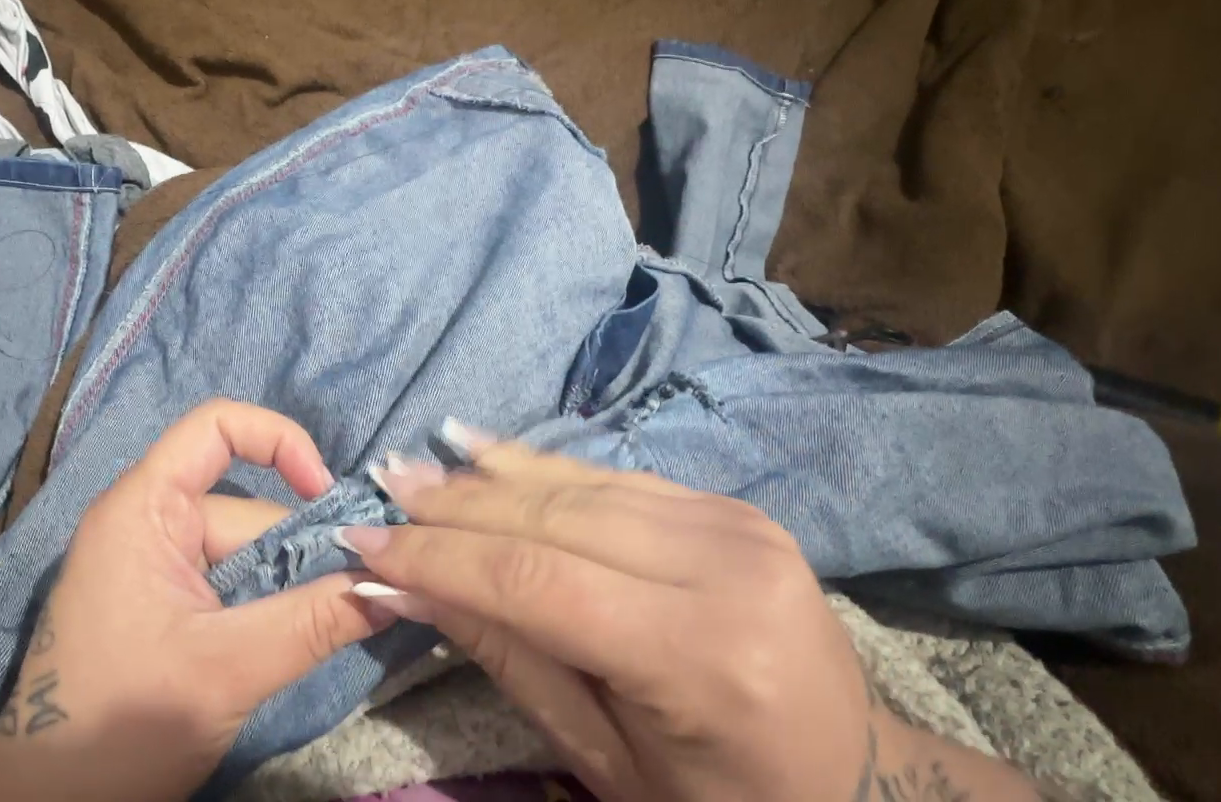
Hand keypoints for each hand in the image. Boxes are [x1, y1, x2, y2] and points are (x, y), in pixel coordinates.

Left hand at [0, 400, 390, 801]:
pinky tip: (286, 641)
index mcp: (144, 508)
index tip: (325, 496)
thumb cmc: (121, 725)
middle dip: (299, 555)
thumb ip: (314, 622)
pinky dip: (266, 607)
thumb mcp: (227, 670)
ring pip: (248, 554)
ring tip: (319, 633)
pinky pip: (232, 583)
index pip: (216, 427)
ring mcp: (155, 563)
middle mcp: (149, 520)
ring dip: (286, 591)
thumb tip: (395, 585)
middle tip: (353, 603)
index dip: (280, 441)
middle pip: (248, 508)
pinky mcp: (164, 601)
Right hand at [342, 434, 1064, 801]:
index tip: (363, 543)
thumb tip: (398, 588)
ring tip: (417, 468)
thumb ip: (503, 654)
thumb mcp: (602, 755)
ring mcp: (734, 524)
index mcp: (699, 656)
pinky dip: (541, 465)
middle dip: (453, 506)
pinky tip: (485, 451)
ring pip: (578, 485)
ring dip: (487, 476)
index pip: (533, 582)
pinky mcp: (731, 506)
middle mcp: (723, 568)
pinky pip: (612, 477)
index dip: (438, 558)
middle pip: (551, 518)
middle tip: (381, 489)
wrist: (857, 782)